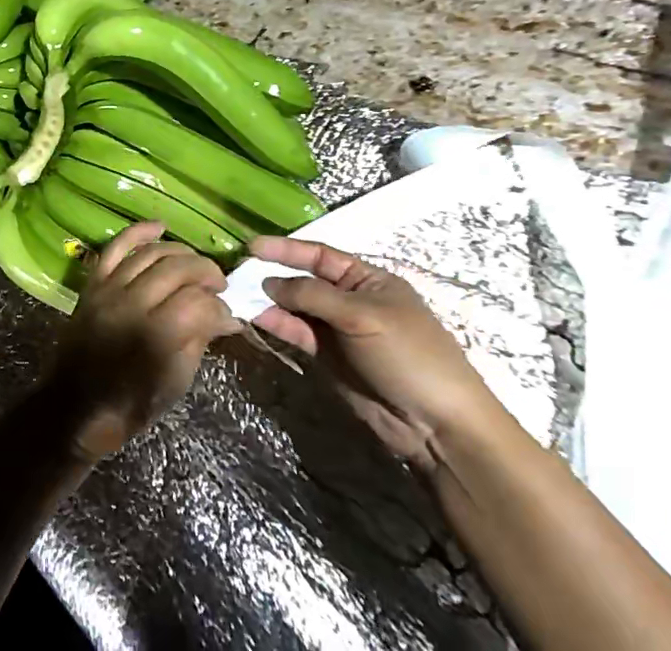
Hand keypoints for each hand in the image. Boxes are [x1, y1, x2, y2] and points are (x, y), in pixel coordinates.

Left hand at [44, 222, 242, 460]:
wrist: (74, 410)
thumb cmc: (130, 405)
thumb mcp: (176, 382)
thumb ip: (200, 340)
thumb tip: (227, 316)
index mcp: (155, 336)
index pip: (198, 302)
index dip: (219, 307)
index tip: (228, 315)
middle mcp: (131, 305)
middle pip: (178, 269)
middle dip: (207, 272)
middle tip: (219, 286)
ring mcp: (108, 291)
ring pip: (151, 254)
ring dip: (181, 252)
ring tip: (197, 264)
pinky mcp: (93, 286)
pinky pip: (115, 248)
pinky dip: (138, 233)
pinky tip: (161, 227)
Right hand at [250, 236, 494, 470]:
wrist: (434, 422)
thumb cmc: (407, 354)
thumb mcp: (362, 316)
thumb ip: (314, 296)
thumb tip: (270, 282)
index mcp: (368, 279)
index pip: (320, 256)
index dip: (286, 249)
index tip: (253, 247)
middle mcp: (349, 300)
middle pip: (304, 281)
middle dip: (273, 275)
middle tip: (236, 274)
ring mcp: (337, 331)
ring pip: (296, 309)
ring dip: (270, 302)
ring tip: (237, 296)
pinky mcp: (328, 358)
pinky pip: (297, 334)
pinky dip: (277, 325)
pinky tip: (255, 317)